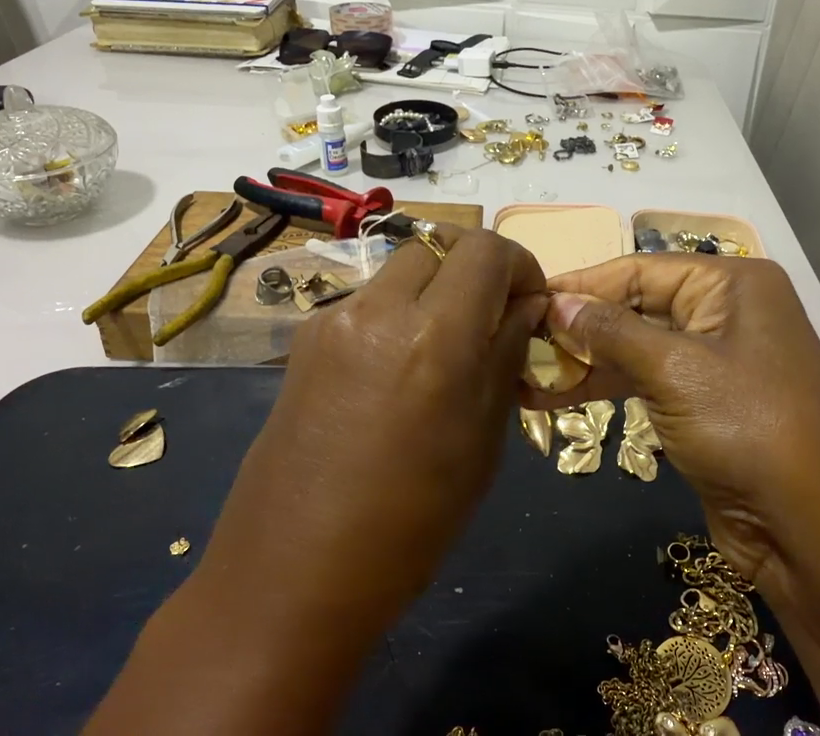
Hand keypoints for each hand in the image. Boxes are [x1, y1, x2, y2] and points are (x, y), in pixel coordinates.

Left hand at [86, 225, 547, 735]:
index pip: (485, 248)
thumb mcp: (482, 441)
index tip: (528, 304)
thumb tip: (526, 307)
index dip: (519, 265)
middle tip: (491, 323)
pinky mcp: (304, 342)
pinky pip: (367, 303)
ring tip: (445, 352)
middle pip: (439, 245)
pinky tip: (398, 374)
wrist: (291, 574)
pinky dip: (397, 315)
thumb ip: (505, 356)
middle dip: (475, 272)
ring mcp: (332, 321)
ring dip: (435, 292)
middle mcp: (378, 309)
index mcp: (434, 335)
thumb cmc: (411, 523)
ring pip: (401, 271)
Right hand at [531, 255, 819, 581]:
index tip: (526, 298)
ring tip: (524, 375)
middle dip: (579, 326)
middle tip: (518, 343)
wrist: (815, 530)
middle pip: (638, 306)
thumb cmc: (749, 428)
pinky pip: (649, 383)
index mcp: (734, 283)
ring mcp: (720, 362)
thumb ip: (611, 331)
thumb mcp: (675, 371)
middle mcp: (729, 313)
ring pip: (639, 348)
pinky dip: (608, 388)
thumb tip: (556, 302)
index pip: (641, 269)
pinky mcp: (708, 406)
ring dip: (585, 362)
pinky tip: (556, 399)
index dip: (582, 284)